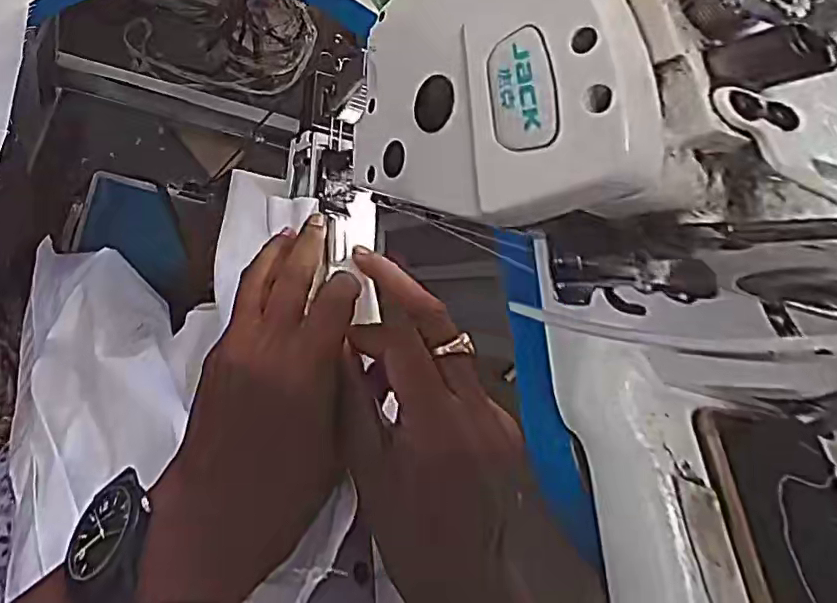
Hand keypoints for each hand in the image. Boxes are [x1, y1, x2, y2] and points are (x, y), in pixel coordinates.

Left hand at [139, 214, 360, 602]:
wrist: (215, 512)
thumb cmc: (275, 494)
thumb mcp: (336, 444)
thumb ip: (353, 390)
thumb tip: (366, 354)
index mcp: (306, 369)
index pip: (333, 301)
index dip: (348, 284)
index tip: (354, 277)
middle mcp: (271, 347)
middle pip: (294, 277)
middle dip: (311, 246)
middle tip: (321, 227)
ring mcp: (240, 346)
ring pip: (261, 280)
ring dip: (278, 251)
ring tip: (291, 233)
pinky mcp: (220, 353)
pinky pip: (241, 301)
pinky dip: (256, 278)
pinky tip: (266, 273)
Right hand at [339, 249, 527, 602]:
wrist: (477, 585)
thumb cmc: (423, 545)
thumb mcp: (370, 473)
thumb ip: (353, 403)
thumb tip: (337, 353)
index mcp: (437, 421)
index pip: (406, 336)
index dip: (379, 299)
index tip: (359, 275)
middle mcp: (474, 410)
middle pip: (439, 324)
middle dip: (403, 286)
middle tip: (374, 265)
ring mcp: (492, 416)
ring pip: (450, 346)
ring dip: (412, 332)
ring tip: (375, 345)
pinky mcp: (499, 426)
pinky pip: (461, 375)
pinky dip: (429, 363)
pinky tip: (404, 382)